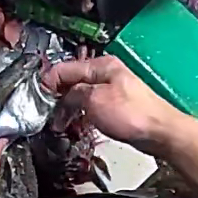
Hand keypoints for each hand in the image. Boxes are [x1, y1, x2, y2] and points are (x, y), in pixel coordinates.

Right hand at [43, 57, 191, 154]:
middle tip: (48, 116)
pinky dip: (80, 115)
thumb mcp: (95, 101)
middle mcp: (105, 74)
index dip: (48, 83)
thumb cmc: (132, 115)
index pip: (64, 68)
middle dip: (57, 98)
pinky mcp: (115, 107)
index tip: (37, 100)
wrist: (160, 133)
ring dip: (68, 109)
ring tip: (59, 124)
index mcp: (101, 65)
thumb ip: (73, 94)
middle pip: (71, 81)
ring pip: (80, 96)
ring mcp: (111, 90)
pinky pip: (90, 107)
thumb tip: (62, 97)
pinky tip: (75, 125)